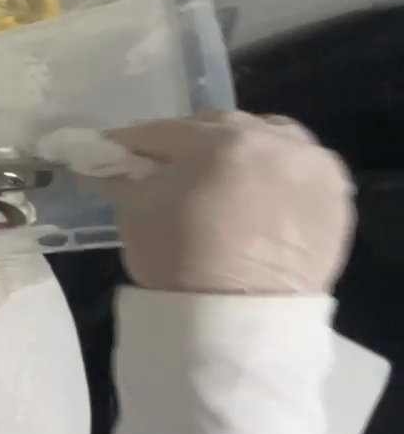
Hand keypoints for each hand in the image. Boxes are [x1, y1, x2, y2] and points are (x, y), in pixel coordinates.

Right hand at [101, 113, 353, 295]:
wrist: (236, 309)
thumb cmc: (176, 255)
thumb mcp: (133, 211)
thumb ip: (119, 178)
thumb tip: (99, 165)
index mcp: (219, 144)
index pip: (161, 130)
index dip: (126, 140)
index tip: (104, 149)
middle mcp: (274, 142)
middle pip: (218, 125)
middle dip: (183, 139)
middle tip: (156, 162)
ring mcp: (312, 165)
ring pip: (267, 135)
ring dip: (234, 145)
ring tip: (211, 171)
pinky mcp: (334, 191)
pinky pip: (295, 163)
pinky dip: (266, 167)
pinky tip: (247, 189)